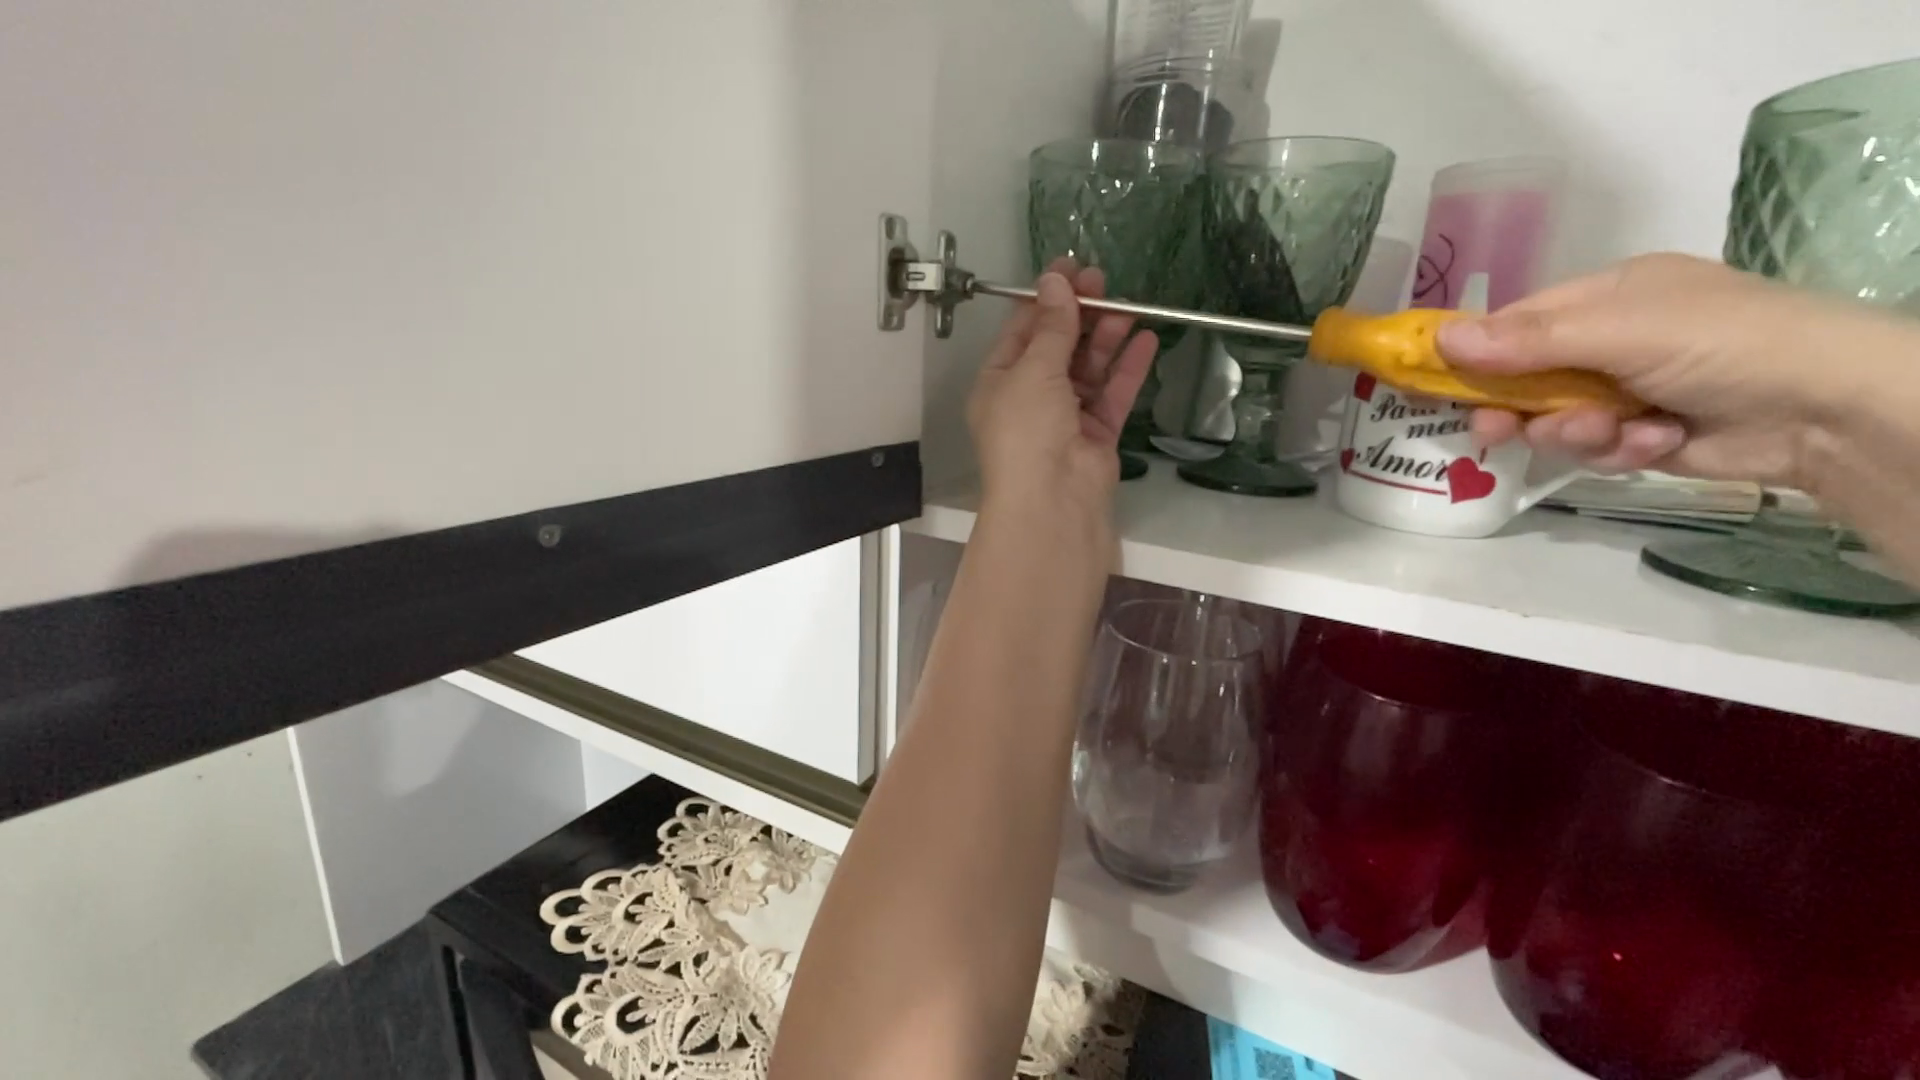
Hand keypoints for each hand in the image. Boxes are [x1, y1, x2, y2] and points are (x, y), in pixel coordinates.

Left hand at [968, 261, 1156, 522]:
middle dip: (1080, 314)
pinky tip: (1145, 339)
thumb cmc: (1026, 431)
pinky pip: (1113, 393)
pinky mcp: (1097, 434)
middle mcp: (1030, 398)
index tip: (1070, 268)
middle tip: (1103, 283)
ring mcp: (1065, 417)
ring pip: (1088, 368)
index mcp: (999, 382)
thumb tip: (1056, 282)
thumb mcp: (1032, 370)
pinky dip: (1128, 368)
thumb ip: (1052, 327)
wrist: (1052, 501)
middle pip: (1058, 346)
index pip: (1022, 331)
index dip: (1046, 299)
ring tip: (1127, 307)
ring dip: (1106, 337)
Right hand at [1439, 253, 1879, 485]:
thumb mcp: (1619, 332)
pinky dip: (1619, 450)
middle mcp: (1609, 342)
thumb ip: (1526, 341)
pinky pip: (1594, 450)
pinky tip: (1657, 442)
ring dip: (1573, 432)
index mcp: (1604, 298)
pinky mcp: (1640, 437)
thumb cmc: (1723, 342)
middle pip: (1523, 380)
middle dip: (1514, 407)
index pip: (1513, 325)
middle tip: (1497, 431)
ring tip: (1608, 432)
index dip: (1472, 353)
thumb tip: (1439, 339)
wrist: (1829, 407)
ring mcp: (1625, 391)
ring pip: (1552, 422)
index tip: (1433, 381)